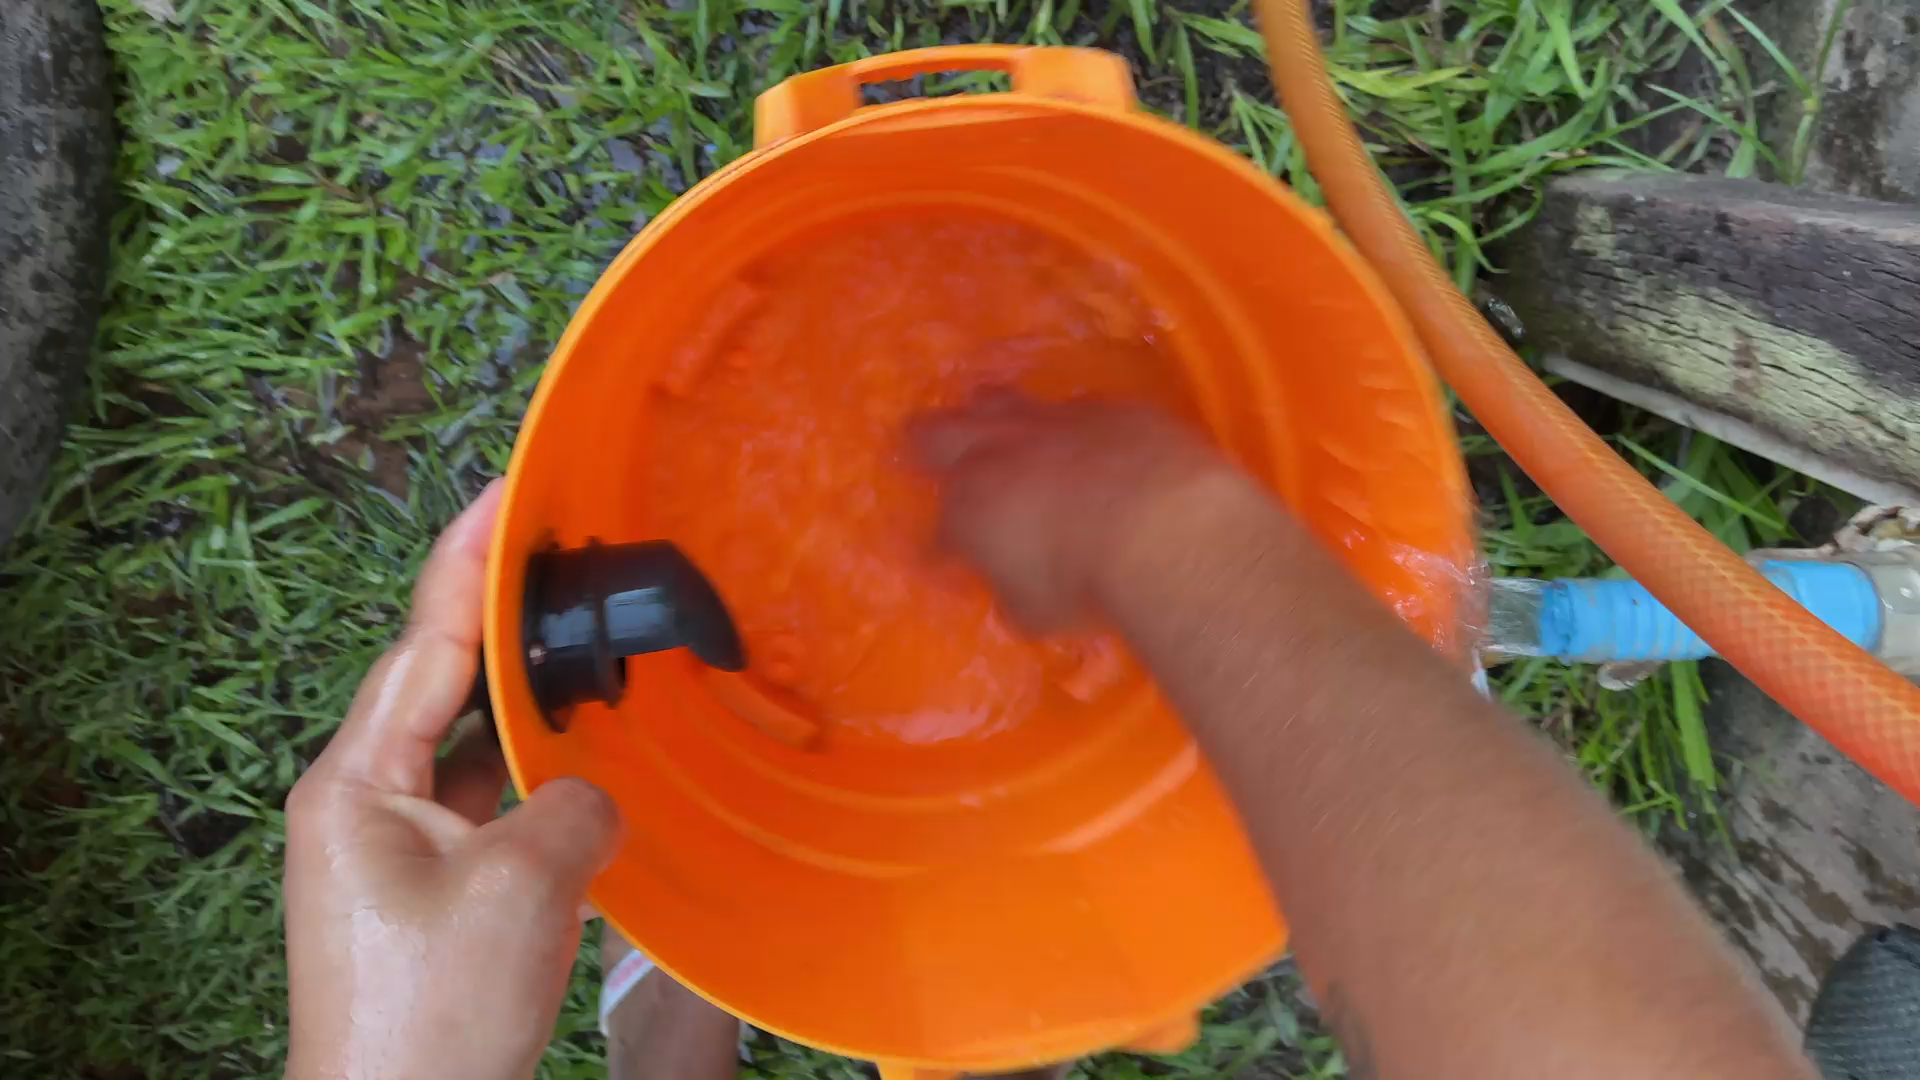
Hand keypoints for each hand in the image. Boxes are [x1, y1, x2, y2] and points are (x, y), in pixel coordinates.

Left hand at [283, 482, 621, 1079]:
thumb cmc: (439, 1001)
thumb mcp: (526, 880)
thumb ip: (576, 799)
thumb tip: (592, 792)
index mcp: (362, 781)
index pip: (426, 643)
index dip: (467, 561)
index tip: (507, 494)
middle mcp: (372, 794)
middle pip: (447, 676)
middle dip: (503, 611)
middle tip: (565, 555)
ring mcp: (408, 834)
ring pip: (480, 733)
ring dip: (530, 688)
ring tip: (587, 639)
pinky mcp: (444, 868)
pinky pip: (500, 783)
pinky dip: (543, 754)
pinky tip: (588, 743)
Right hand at [908, 393, 1244, 630]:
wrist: (1162, 527)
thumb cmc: (1084, 583)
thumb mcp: (1035, 612)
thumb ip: (1012, 592)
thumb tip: (1012, 589)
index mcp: (969, 510)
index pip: (937, 533)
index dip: (936, 550)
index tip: (940, 561)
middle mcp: (997, 455)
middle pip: (937, 435)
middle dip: (924, 444)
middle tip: (919, 447)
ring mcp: (1049, 424)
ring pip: (996, 401)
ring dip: (985, 412)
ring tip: (984, 414)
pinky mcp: (1102, 409)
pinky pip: (1069, 407)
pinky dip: (1063, 424)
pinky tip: (1077, 435)